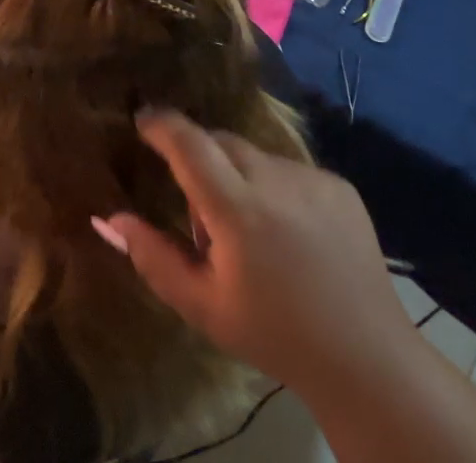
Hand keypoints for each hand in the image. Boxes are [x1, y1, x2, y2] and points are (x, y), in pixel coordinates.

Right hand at [92, 110, 409, 395]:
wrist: (364, 355)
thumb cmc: (273, 335)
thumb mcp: (202, 305)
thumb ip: (153, 256)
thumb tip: (111, 218)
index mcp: (238, 210)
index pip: (190, 144)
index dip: (162, 125)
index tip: (142, 120)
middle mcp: (277, 180)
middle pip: (222, 142)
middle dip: (198, 157)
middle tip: (198, 212)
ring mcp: (314, 179)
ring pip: (256, 157)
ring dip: (238, 177)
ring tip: (248, 235)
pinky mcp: (340, 186)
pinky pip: (290, 171)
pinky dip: (273, 188)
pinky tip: (287, 235)